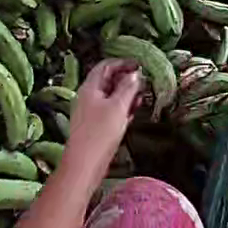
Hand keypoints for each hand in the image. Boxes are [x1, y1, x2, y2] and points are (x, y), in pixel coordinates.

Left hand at [61, 59, 141, 181]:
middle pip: (108, 80)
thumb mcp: (118, 107)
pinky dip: (122, 107)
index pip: (106, 66)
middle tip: (143, 81)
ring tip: (141, 97)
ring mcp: (91, 111)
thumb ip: (127, 88)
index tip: (140, 65)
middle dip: (125, 78)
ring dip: (126, 94)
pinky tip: (133, 112)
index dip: (122, 63)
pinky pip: (110, 110)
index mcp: (90, 87)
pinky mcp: (95, 125)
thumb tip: (135, 74)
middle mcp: (88, 96)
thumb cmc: (100, 132)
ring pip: (110, 96)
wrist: (84, 164)